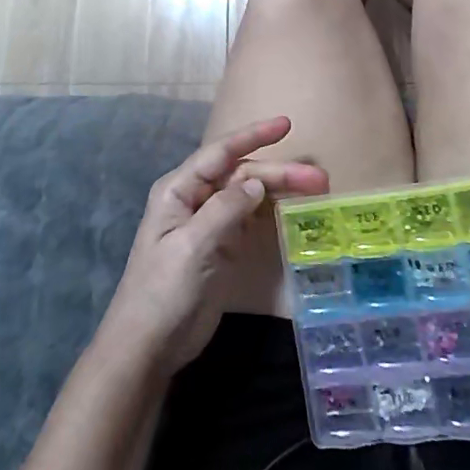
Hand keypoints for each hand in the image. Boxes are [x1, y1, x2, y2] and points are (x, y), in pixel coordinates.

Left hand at [97, 117, 329, 375]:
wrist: (150, 344)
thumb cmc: (163, 290)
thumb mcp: (192, 246)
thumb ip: (225, 210)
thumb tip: (257, 181)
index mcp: (179, 190)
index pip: (221, 153)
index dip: (254, 136)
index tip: (286, 124)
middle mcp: (196, 199)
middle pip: (242, 175)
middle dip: (279, 172)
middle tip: (320, 178)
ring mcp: (211, 223)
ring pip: (251, 195)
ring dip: (281, 191)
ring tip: (318, 190)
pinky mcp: (223, 247)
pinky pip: (252, 219)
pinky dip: (274, 212)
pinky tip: (296, 211)